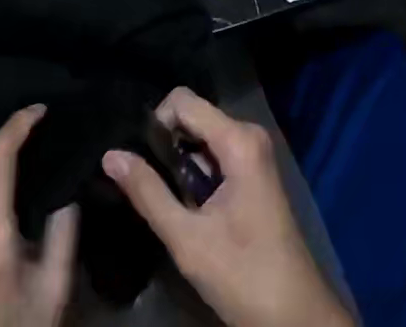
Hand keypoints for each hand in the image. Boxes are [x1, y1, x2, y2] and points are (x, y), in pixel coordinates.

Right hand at [103, 89, 352, 326]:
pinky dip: (194, 171)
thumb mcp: (187, 238)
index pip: (183, 100)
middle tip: (142, 181)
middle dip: (164, 143)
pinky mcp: (253, 170)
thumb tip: (110, 154)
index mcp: (238, 139)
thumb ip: (148, 192)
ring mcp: (253, 152)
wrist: (296, 313)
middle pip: (192, 116)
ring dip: (177, 160)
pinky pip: (214, 153)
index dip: (155, 122)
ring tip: (157, 195)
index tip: (137, 157)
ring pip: (201, 136)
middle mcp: (248, 134)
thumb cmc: (242, 273)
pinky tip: (181, 202)